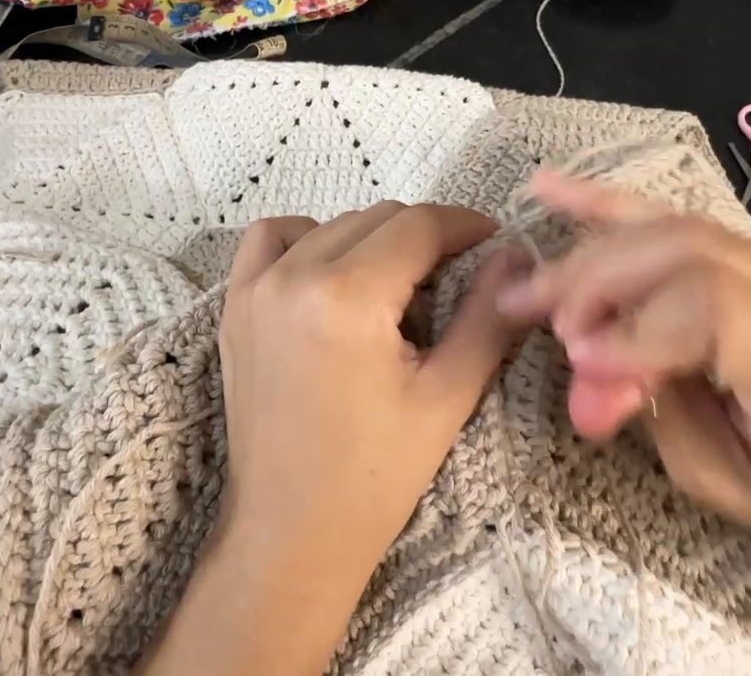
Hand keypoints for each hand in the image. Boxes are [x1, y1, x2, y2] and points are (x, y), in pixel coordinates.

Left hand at [215, 201, 533, 581]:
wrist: (291, 532)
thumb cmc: (376, 474)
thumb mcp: (448, 395)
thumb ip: (488, 316)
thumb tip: (516, 256)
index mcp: (350, 299)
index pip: (418, 225)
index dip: (464, 224)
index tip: (492, 240)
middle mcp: (295, 278)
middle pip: (379, 218)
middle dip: (425, 238)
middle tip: (451, 280)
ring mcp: (256, 289)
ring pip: (333, 224)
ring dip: (374, 240)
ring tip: (395, 286)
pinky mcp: (235, 306)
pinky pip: (271, 238)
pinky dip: (307, 238)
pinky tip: (331, 273)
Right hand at [495, 170, 750, 569]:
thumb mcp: (716, 482)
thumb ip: (649, 410)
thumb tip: (580, 369)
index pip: (718, 310)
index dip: (634, 327)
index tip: (580, 359)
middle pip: (691, 252)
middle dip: (599, 281)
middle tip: (544, 321)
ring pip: (680, 229)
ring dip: (595, 250)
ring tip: (535, 282)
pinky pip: (687, 220)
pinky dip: (615, 208)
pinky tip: (554, 189)